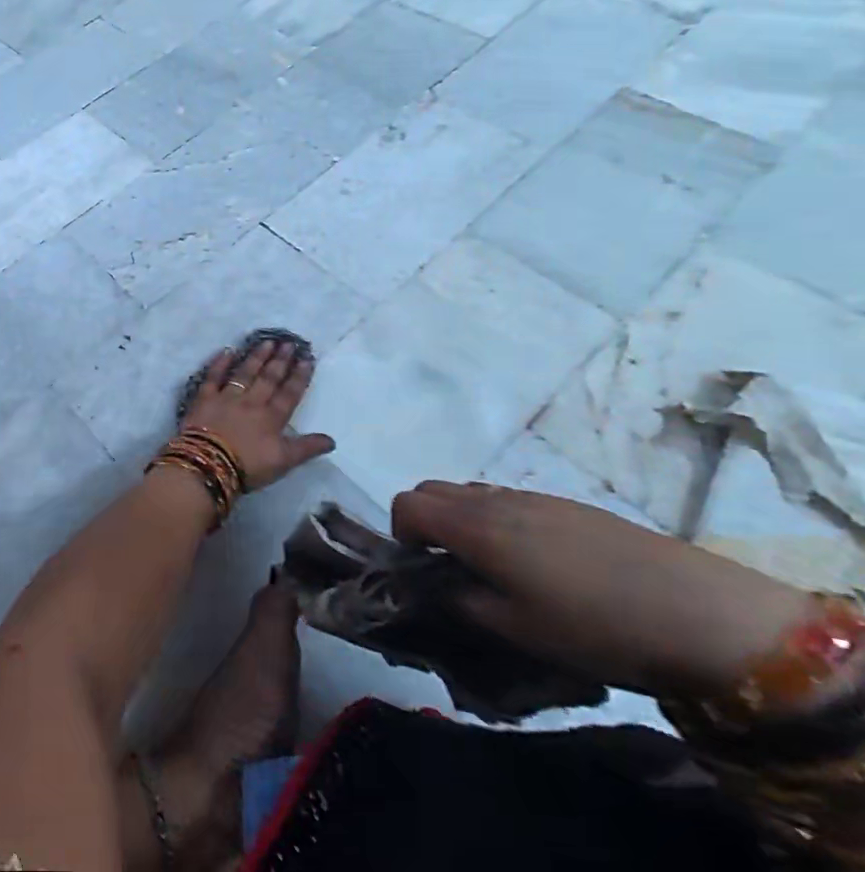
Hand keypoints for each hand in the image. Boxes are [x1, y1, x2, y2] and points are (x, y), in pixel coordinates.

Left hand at [180, 340, 333, 490]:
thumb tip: (331, 440)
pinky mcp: (203, 399)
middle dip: (280, 361)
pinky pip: (212, 377)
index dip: (299, 376)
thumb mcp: (283, 461)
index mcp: (272, 417)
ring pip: (244, 373)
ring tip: (266, 342)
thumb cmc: (247, 465)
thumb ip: (306, 448)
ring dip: (256, 357)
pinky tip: (227, 351)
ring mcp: (226, 398)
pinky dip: (220, 363)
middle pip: (268, 378)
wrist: (208, 463)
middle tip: (288, 343)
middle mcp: (251, 402)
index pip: (290, 393)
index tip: (306, 359)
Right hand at [391, 482, 818, 699]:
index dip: (401, 532)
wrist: (716, 619)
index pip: (406, 504)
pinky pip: (512, 500)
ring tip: (494, 562)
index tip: (421, 565)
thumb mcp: (515, 628)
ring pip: (473, 492)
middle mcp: (497, 502)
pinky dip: (501, 519)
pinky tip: (540, 560)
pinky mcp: (576, 507)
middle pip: (432, 488)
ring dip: (463, 518)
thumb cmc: (598, 628)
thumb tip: (439, 585)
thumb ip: (460, 600)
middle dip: (425, 519)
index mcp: (474, 527)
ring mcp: (539, 500)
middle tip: (448, 561)